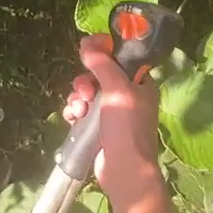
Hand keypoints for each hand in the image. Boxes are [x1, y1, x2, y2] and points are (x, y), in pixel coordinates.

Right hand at [62, 33, 162, 201]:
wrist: (124, 169)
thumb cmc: (127, 127)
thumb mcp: (117, 89)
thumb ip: (102, 64)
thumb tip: (87, 43)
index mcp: (141, 83)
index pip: (120, 57)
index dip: (103, 52)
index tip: (87, 50)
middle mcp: (128, 95)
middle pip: (98, 75)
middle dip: (86, 82)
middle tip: (85, 93)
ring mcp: (113, 112)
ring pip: (87, 93)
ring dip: (77, 98)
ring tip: (78, 111)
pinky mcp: (99, 127)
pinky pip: (82, 110)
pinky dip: (74, 112)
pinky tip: (72, 118)